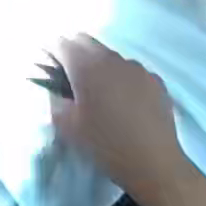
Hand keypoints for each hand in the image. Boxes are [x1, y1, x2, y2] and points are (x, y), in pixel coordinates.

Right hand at [48, 34, 197, 205]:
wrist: (155, 164)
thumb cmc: (105, 145)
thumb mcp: (68, 127)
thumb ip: (55, 101)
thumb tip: (57, 90)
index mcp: (86, 67)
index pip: (62, 43)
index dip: (52, 51)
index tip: (49, 67)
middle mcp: (111, 59)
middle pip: (86, 41)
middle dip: (75, 52)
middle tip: (71, 77)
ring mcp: (137, 67)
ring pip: (110, 56)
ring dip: (100, 66)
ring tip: (102, 94)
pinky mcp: (155, 79)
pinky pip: (132, 71)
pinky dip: (123, 79)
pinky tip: (126, 102)